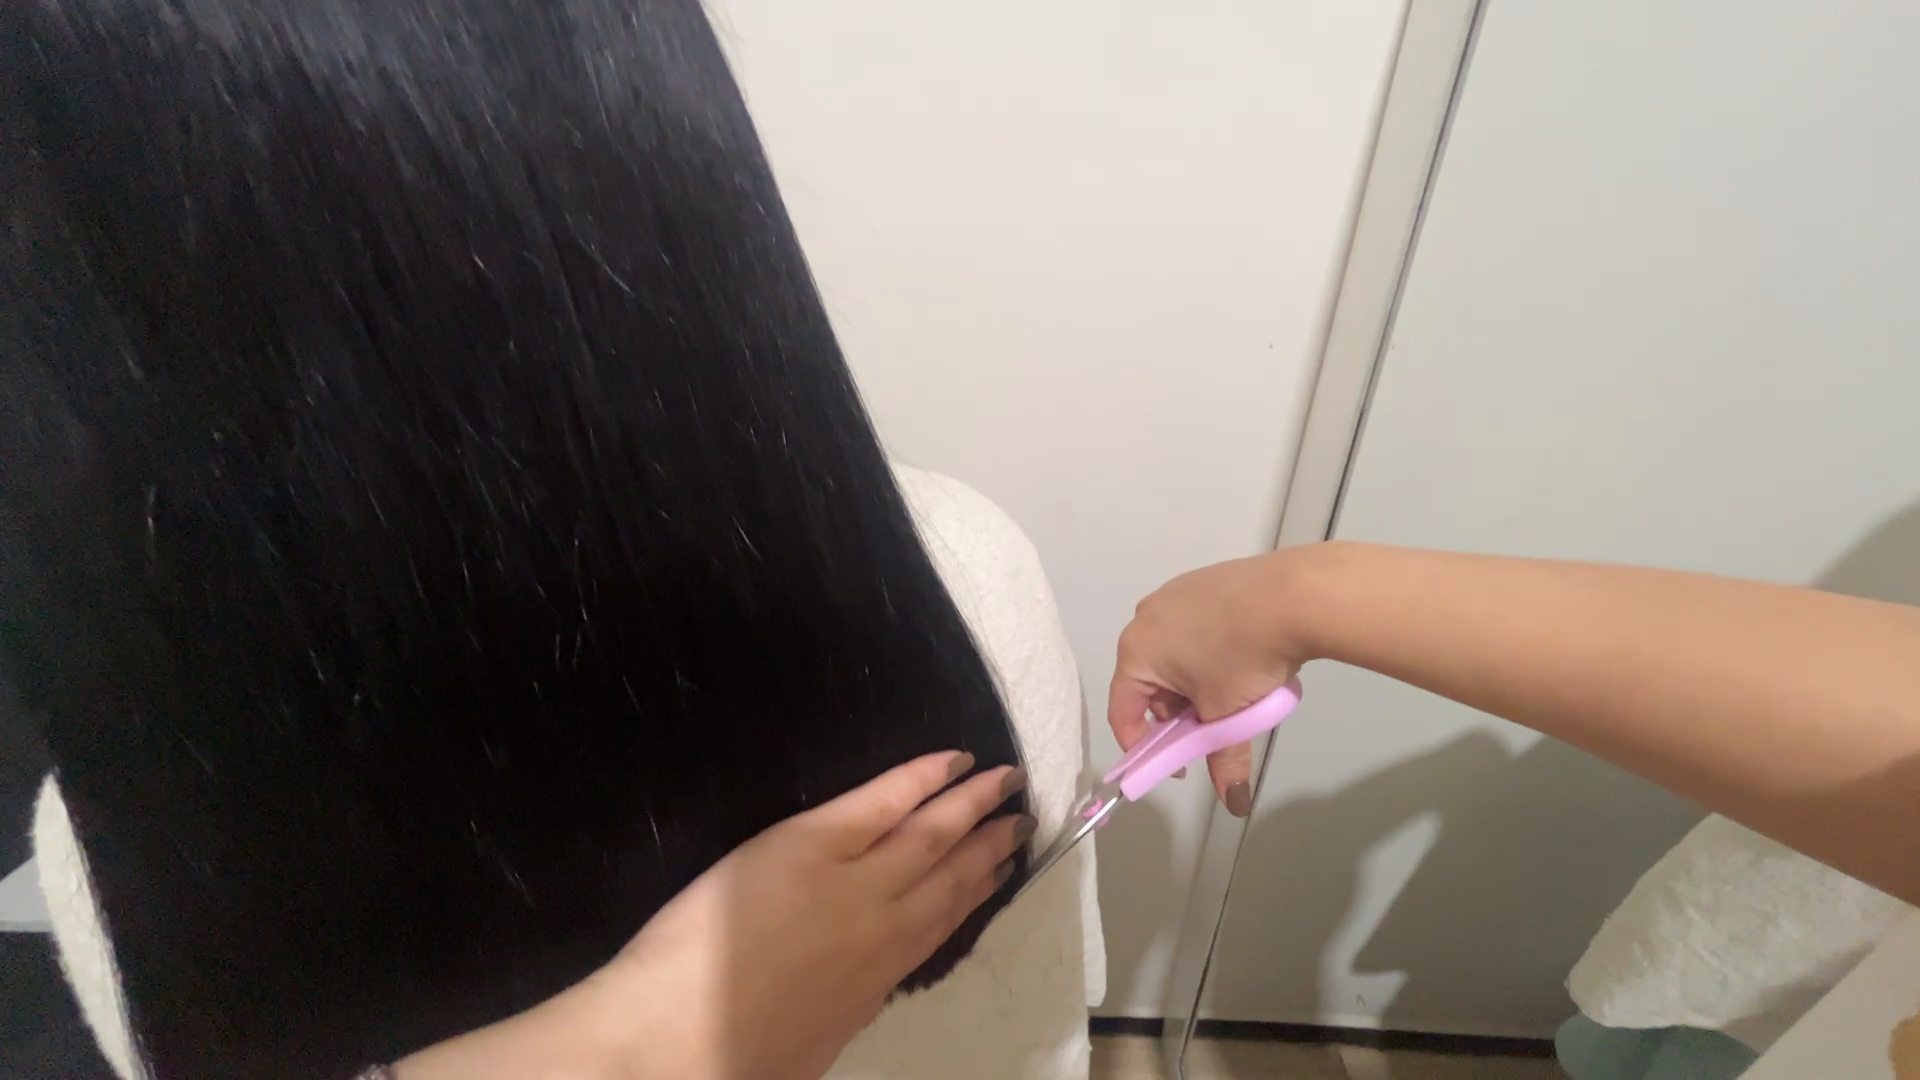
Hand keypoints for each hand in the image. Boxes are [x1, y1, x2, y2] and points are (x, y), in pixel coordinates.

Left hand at [394, 751, 1032, 1079]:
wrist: (669, 1043)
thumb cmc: (730, 1057)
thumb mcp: (815, 1044)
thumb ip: (853, 1001)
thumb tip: (879, 976)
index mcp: (879, 980)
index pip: (944, 923)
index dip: (979, 890)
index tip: (1004, 868)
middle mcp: (884, 928)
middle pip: (951, 875)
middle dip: (991, 844)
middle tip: (1023, 816)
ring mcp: (855, 881)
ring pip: (931, 834)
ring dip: (972, 805)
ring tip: (1004, 782)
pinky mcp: (816, 841)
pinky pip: (884, 802)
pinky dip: (921, 778)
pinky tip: (949, 760)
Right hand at [1110, 551, 1304, 816]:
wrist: (1292, 595)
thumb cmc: (1243, 657)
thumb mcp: (1228, 713)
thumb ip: (1223, 760)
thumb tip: (1234, 802)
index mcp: (1136, 651)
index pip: (1123, 710)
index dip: (1144, 746)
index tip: (1178, 764)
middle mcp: (1143, 618)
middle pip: (1147, 681)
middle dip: (1175, 713)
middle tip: (1210, 729)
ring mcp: (1171, 594)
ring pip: (1171, 653)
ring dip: (1191, 682)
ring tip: (1231, 693)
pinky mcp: (1200, 581)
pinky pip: (1191, 627)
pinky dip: (1206, 650)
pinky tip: (1240, 655)